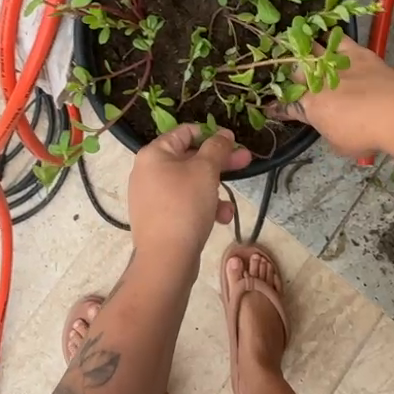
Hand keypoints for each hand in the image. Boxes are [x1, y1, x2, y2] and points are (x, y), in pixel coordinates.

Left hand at [127, 125, 250, 269]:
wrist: (166, 260)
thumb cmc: (185, 206)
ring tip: (229, 206)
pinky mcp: (158, 219)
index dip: (212, 134)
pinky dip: (203, 207)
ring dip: (214, 190)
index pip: (185, 133)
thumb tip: (224, 135)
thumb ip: (217, 148)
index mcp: (153, 155)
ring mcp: (151, 198)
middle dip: (220, 163)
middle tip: (245, 161)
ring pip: (190, 184)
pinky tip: (220, 220)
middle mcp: (148, 173)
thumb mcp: (206, 170)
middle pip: (189, 159)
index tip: (234, 142)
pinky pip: (184, 204)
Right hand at [279, 38, 393, 156]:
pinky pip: (336, 39)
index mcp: (310, 107)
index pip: (288, 106)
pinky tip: (325, 36)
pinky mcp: (354, 52)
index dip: (279, 108)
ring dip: (302, 52)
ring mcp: (335, 64)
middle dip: (292, 77)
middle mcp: (317, 81)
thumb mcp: (339, 144)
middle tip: (295, 79)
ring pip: (310, 53)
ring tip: (299, 50)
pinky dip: (329, 37)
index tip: (272, 108)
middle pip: (296, 74)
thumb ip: (327, 131)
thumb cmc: (366, 135)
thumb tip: (328, 125)